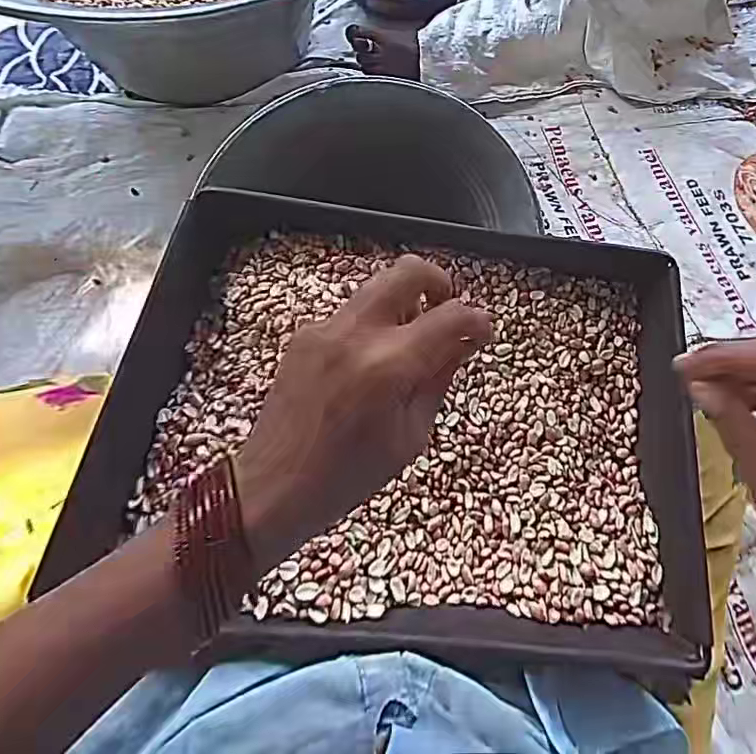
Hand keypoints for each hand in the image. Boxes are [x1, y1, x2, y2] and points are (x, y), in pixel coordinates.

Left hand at [235, 256, 490, 567]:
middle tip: (445, 310)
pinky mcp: (306, 333)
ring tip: (409, 343)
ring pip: (378, 286)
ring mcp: (325, 328)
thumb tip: (462, 343)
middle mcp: (355, 334)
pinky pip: (352, 312)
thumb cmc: (346, 476)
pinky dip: (373, 325)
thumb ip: (439, 379)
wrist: (272, 485)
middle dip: (438, 282)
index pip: (450, 317)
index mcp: (388, 366)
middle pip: (409, 271)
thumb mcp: (410, 437)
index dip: (477, 320)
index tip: (483, 332)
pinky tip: (369, 364)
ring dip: (404, 303)